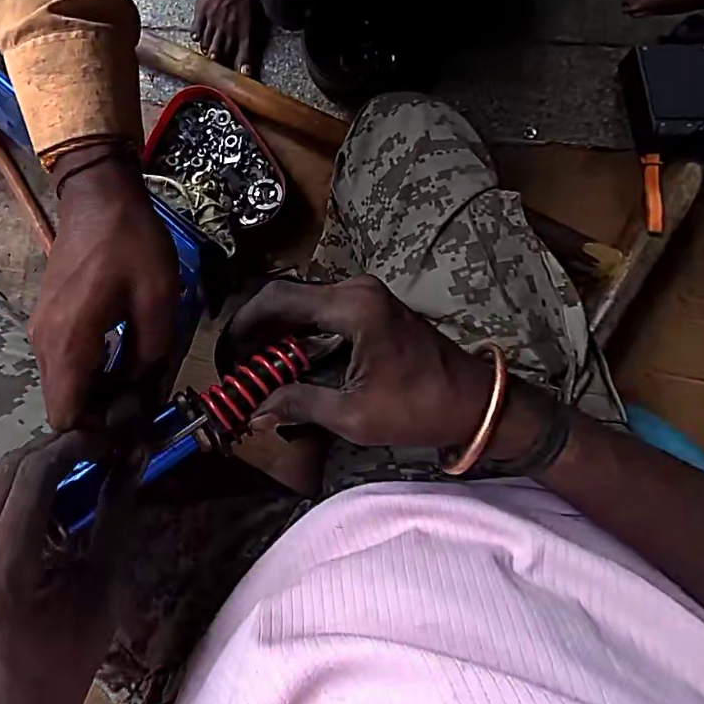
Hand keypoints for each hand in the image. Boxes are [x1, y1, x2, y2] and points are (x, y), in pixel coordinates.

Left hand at [0, 432, 136, 703]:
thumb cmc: (65, 664)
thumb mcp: (100, 586)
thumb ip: (114, 514)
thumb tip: (134, 460)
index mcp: (3, 567)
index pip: (33, 474)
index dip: (73, 446)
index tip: (106, 442)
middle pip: (7, 469)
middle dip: (53, 449)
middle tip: (93, 450)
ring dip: (30, 466)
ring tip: (71, 470)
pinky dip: (8, 489)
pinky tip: (39, 500)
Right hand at [32, 145, 179, 431]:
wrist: (98, 197)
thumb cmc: (131, 244)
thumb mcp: (158, 299)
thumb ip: (150, 354)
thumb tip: (142, 388)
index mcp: (69, 342)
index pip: (66, 415)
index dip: (95, 434)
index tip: (129, 430)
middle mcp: (45, 342)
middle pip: (63, 402)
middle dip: (99, 413)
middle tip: (140, 404)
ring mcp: (41, 328)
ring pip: (63, 382)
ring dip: (95, 391)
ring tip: (136, 380)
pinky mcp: (47, 317)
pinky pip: (64, 360)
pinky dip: (89, 370)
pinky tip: (121, 356)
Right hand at [222, 276, 495, 448]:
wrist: (475, 401)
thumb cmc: (420, 409)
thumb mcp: (355, 415)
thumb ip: (299, 404)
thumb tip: (256, 412)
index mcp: (353, 307)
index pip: (278, 299)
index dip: (244, 326)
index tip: (227, 356)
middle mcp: (355, 289)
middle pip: (285, 295)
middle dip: (254, 328)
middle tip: (235, 364)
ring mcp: (364, 293)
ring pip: (299, 300)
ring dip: (273, 329)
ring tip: (253, 365)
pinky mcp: (368, 303)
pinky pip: (318, 308)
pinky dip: (295, 330)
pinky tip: (283, 357)